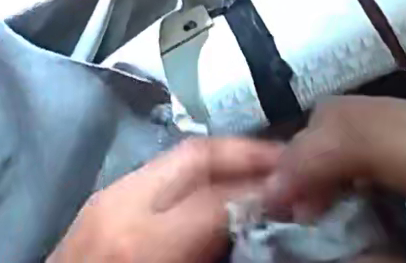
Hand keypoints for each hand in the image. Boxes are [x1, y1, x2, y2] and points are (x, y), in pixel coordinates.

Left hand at [48, 137, 284, 262]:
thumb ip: (219, 257)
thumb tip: (267, 235)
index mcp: (143, 243)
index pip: (216, 199)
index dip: (264, 195)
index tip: (303, 193)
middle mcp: (124, 202)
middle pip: (195, 154)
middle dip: (246, 153)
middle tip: (291, 163)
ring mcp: (108, 194)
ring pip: (175, 155)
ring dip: (223, 158)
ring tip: (262, 171)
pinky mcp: (101, 198)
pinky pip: (158, 172)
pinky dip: (194, 174)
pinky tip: (218, 189)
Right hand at [263, 97, 405, 262]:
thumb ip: (379, 258)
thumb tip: (310, 242)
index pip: (355, 130)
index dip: (302, 162)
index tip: (271, 208)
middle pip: (350, 113)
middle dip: (309, 157)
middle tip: (292, 213)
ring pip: (364, 114)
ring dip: (332, 155)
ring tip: (322, 208)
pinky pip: (389, 126)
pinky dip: (361, 155)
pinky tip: (364, 197)